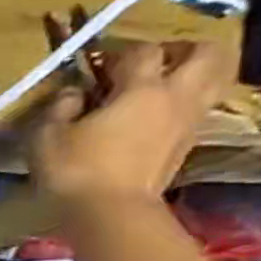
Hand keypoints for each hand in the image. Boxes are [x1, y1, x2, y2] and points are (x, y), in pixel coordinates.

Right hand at [29, 41, 234, 213]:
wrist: (108, 212)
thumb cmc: (72, 169)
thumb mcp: (46, 135)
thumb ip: (60, 106)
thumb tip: (74, 93)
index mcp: (141, 90)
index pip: (143, 51)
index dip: (120, 51)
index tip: (97, 62)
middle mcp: (175, 97)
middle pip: (206, 53)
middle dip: (181, 48)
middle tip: (150, 59)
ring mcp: (188, 121)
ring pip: (214, 79)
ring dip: (193, 73)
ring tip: (159, 84)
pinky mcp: (187, 143)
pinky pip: (198, 107)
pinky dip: (184, 101)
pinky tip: (154, 114)